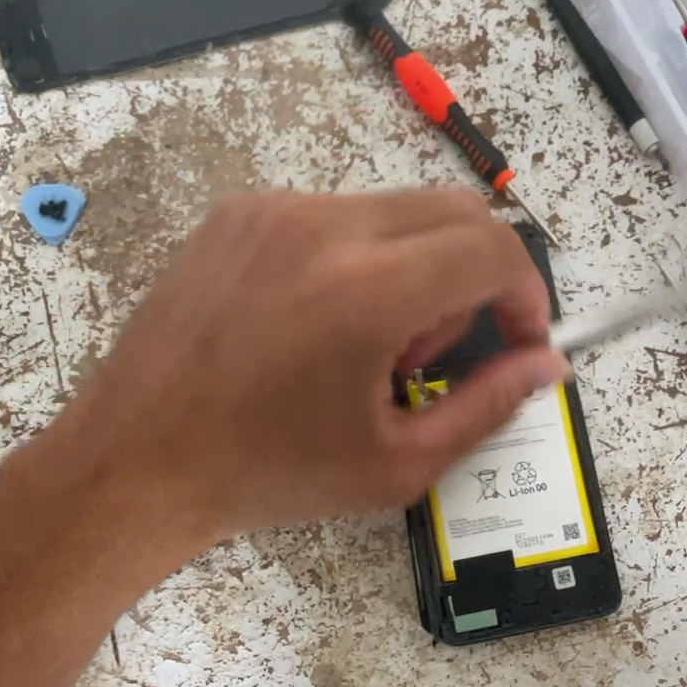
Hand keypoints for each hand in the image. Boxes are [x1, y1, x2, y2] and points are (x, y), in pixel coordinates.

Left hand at [56, 190, 569, 541]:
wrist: (138, 461)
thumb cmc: (271, 476)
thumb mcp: (397, 464)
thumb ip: (488, 407)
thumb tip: (548, 364)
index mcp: (367, 292)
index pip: (494, 249)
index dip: (527, 296)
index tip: (519, 344)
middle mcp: (322, 227)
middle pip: (456, 212)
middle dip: (475, 280)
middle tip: (430, 358)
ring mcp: (272, 210)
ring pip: (397, 212)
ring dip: (416, 272)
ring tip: (365, 351)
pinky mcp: (238, 213)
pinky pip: (337, 216)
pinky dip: (361, 261)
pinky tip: (319, 328)